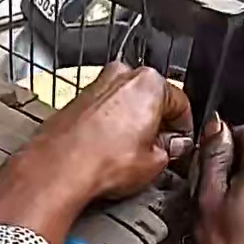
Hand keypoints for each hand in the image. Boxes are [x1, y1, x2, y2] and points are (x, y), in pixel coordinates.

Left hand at [0, 64, 191, 243]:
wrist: (58, 168)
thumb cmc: (102, 160)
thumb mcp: (154, 163)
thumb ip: (170, 149)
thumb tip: (172, 147)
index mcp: (149, 82)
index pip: (181, 103)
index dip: (184, 128)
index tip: (181, 143)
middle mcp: (121, 75)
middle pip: (151, 98)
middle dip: (157, 123)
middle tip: (158, 151)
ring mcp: (95, 85)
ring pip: (126, 103)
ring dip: (132, 124)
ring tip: (131, 154)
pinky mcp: (76, 101)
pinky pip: (103, 111)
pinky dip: (110, 126)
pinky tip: (109, 151)